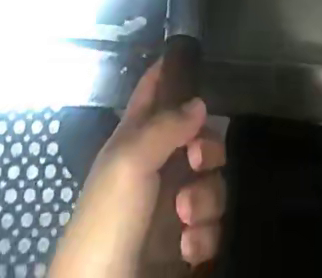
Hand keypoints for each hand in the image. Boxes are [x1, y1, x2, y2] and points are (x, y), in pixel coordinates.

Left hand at [48, 58, 227, 277]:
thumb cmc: (108, 218)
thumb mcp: (130, 162)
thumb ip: (165, 126)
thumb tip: (199, 101)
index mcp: (134, 138)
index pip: (154, 92)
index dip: (172, 75)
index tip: (197, 70)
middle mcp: (157, 165)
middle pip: (199, 138)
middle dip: (207, 151)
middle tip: (197, 163)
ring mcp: (172, 206)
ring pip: (212, 184)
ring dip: (205, 201)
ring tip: (184, 221)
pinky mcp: (186, 243)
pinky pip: (214, 227)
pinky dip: (205, 238)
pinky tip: (186, 249)